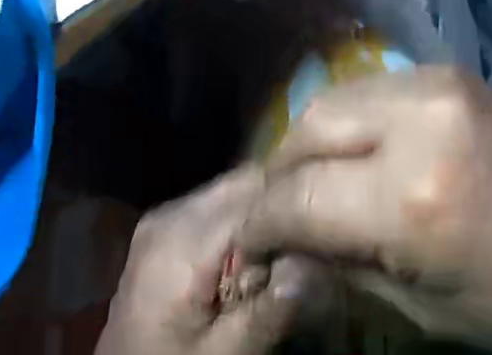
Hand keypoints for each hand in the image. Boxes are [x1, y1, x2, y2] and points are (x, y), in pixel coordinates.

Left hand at [96, 168, 322, 354]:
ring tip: (294, 241)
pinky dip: (240, 220)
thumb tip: (320, 260)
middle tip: (318, 231)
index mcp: (182, 239)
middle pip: (239, 185)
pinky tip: (259, 251)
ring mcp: (162, 217)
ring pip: (228, 190)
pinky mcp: (162, 229)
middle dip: (280, 202)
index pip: (251, 194)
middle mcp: (170, 212)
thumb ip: (269, 307)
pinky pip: (212, 207)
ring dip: (262, 210)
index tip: (329, 221)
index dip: (294, 203)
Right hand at [234, 67, 491, 351]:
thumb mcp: (434, 315)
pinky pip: (370, 88)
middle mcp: (415, 123)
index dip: (263, 220)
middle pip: (308, 126)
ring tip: (313, 180)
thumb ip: (347, 273)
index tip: (247, 240)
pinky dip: (349, 118)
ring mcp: (432, 83)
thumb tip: (284, 253)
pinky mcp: (445, 69)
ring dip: (311, 139)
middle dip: (282, 169)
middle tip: (279, 209)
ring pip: (333, 97)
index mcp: (414, 200)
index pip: (300, 197)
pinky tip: (356, 152)